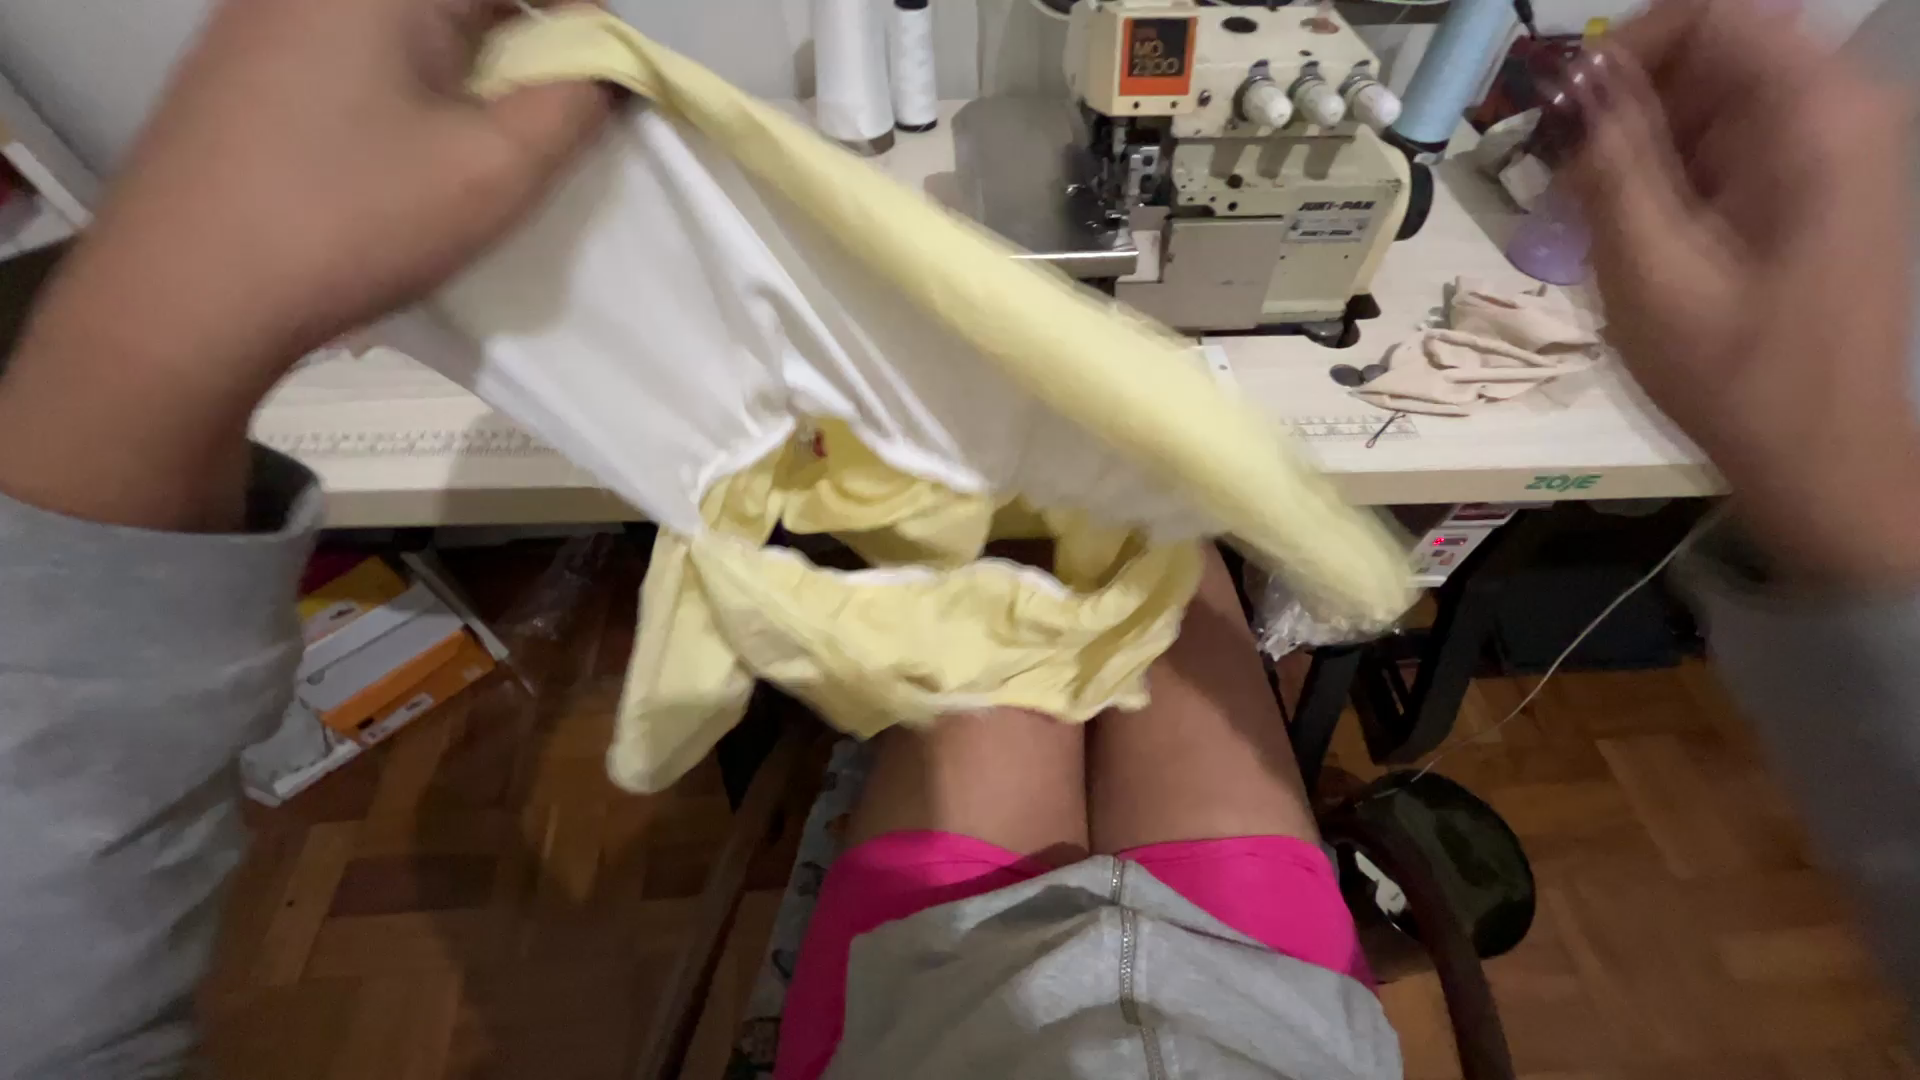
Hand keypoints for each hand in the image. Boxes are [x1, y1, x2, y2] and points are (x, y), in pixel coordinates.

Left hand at [0, 0, 612, 529]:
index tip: (617, 84)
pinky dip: (432, 88)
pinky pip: (376, 52)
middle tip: (565, 122)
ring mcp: (275, 14)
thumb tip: (610, 69)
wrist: (197, 289)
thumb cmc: (362, 218)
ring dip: (485, 73)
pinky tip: (434, 152)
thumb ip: (570, 106)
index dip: (583, 21)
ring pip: (422, 28)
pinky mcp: (259, 62)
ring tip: (504, 146)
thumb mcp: (496, 168)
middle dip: (534, 50)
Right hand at [1564, 0, 1919, 584]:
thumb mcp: (1649, 271)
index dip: (1622, 47)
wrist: (1811, 443)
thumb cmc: (1727, 368)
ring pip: (1707, 105)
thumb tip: (1573, 84)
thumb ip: (1612, 169)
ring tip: (1573, 214)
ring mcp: (1823, 153)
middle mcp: (1834, 115)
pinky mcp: (1802, 189)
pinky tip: (1617, 232)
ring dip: (1628, 146)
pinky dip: (1655, 176)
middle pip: (1711, 57)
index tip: (1548, 109)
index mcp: (1813, 121)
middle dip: (1616, 103)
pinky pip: (1718, 149)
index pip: (1718, 18)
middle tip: (1547, 174)